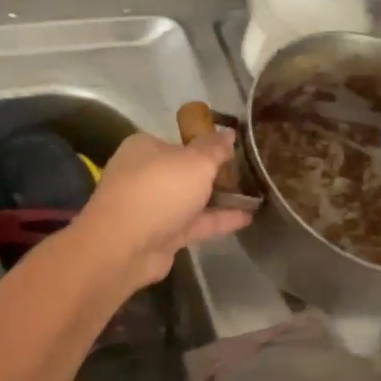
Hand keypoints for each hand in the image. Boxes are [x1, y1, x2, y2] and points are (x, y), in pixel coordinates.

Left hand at [72, 130, 251, 289]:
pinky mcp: (161, 236)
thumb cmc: (159, 190)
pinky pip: (194, 224)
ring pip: (190, 200)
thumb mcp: (195, 162)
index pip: (178, 142)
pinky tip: (248, 217)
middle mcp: (144, 175)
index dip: (205, 145)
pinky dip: (218, 220)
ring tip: (256, 194)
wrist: (124, 246)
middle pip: (184, 172)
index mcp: (144, 149)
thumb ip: (215, 149)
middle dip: (213, 174)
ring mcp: (151, 208)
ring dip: (220, 198)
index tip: (233, 150)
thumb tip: (228, 133)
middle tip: (249, 172)